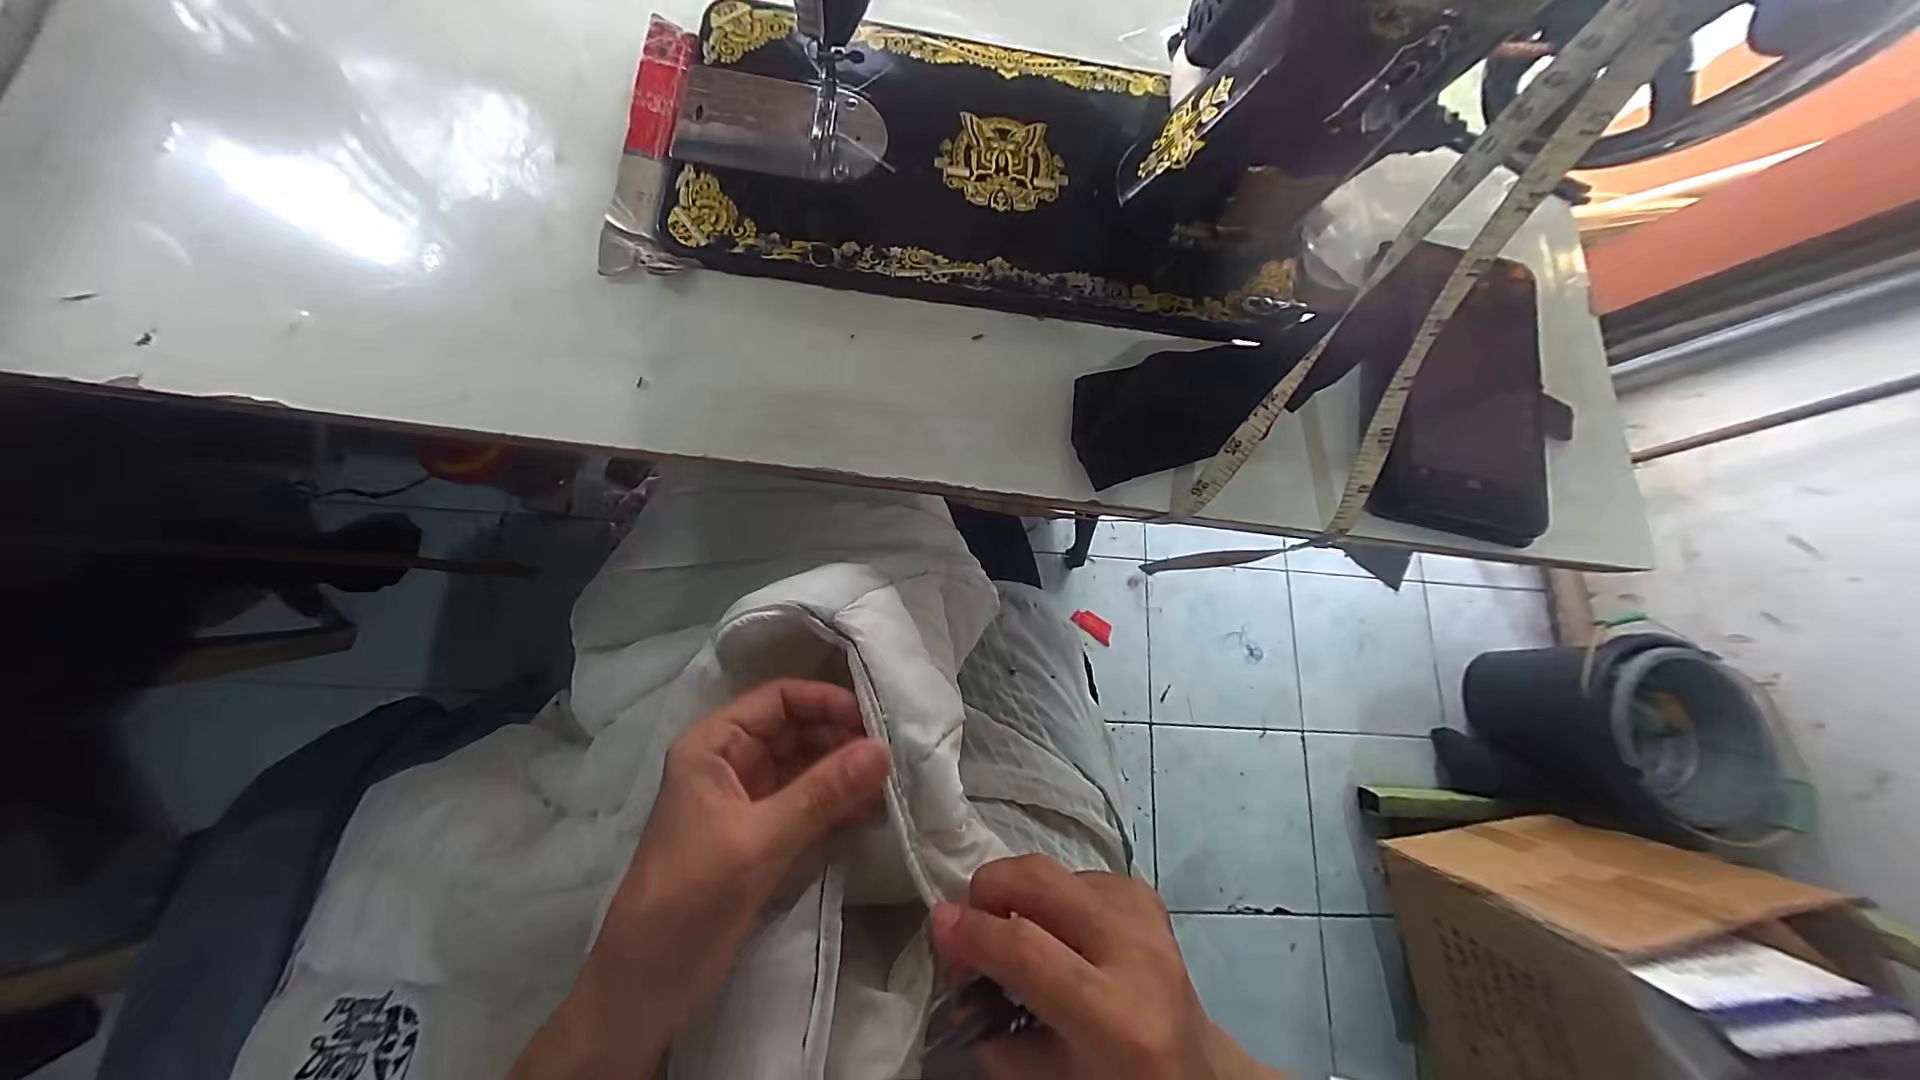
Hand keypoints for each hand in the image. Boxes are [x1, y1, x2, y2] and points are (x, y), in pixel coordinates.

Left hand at [510, 679, 890, 1079]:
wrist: (647, 989)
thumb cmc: (690, 898)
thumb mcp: (760, 840)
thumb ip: (823, 792)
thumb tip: (883, 749)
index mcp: (714, 744)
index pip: (778, 698)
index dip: (826, 701)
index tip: (874, 718)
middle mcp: (731, 760)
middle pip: (796, 728)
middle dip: (842, 737)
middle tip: (891, 755)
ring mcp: (747, 796)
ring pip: (806, 764)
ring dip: (844, 770)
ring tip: (888, 782)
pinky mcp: (761, 830)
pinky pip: (807, 799)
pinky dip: (837, 800)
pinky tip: (870, 808)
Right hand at [930, 855, 1288, 1079]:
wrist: (1196, 1070)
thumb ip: (997, 1036)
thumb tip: (955, 970)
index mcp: (1119, 1017)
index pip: (1028, 951)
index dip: (974, 932)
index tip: (936, 924)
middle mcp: (1135, 949)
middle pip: (1038, 880)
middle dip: (987, 890)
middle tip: (970, 931)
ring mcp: (1142, 912)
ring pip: (1049, 869)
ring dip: (1015, 895)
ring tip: (1012, 935)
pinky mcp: (1142, 892)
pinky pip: (1071, 873)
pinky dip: (1047, 897)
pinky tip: (1057, 933)